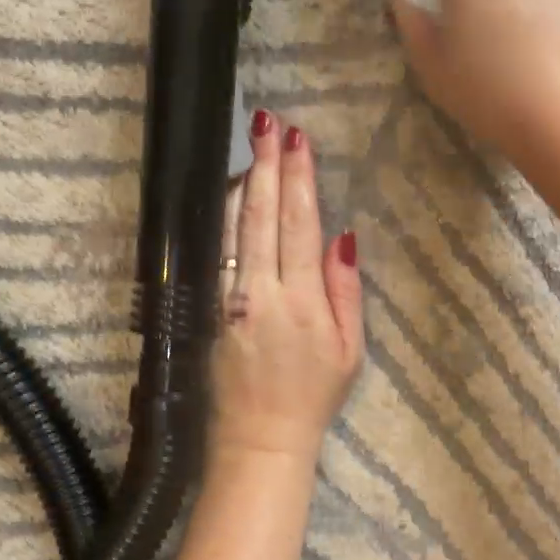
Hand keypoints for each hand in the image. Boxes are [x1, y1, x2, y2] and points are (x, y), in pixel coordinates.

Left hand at [209, 111, 364, 468]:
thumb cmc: (314, 396)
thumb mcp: (350, 352)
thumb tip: (342, 238)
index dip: (299, 180)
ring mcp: (230, 300)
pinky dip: (225, 217)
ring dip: (244, 183)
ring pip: (233, 229)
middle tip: (269, 123)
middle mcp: (262, 294)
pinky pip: (217, 252)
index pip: (299, 226)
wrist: (262, 436)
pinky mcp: (210, 309)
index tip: (299, 141)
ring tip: (252, 146)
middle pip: (263, 217)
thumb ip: (344, 292)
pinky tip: (233, 194)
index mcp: (303, 303)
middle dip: (267, 166)